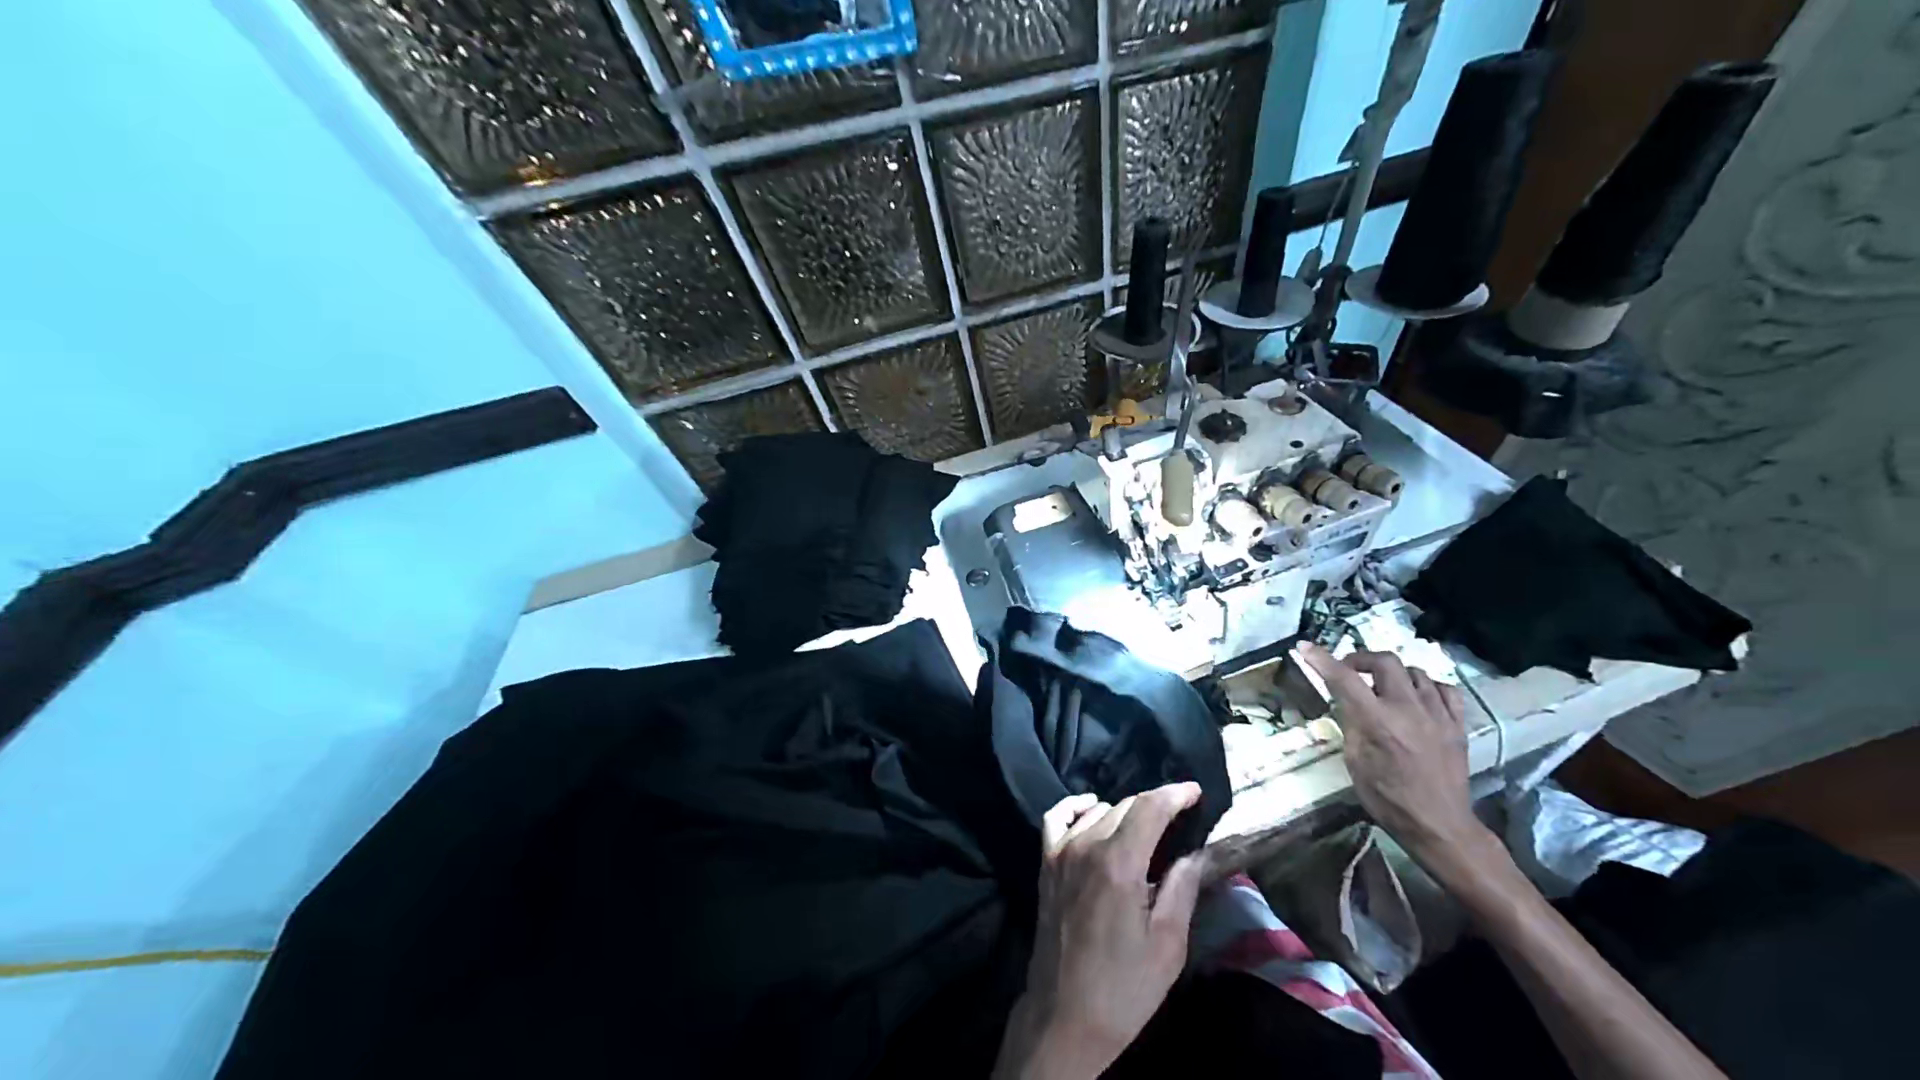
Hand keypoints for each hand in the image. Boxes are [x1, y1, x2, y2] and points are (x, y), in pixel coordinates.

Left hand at [993, 784, 1208, 1079]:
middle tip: (1180, 818)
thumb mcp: (1168, 943)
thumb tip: (1196, 851)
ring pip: (1097, 810)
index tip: (1196, 791)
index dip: (1175, 794)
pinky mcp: (1045, 864)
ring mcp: (1060, 852)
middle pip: (1125, 806)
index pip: (1149, 808)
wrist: (1066, 1014)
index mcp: (1119, 863)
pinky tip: (1093, 811)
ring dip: (1124, 812)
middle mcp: (1086, 846)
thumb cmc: (1125, 986)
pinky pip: (1057, 817)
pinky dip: (1077, 807)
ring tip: (1147, 828)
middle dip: (1156, 805)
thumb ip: (1182, 887)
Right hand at [1294, 642, 1489, 868]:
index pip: (1344, 679)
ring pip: (1415, 671)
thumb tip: (1346, 700)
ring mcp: (1437, 715)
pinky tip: (1418, 697)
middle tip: (1350, 671)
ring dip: (1393, 674)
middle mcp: (1408, 710)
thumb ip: (1351, 724)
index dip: (1322, 659)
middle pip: (1385, 662)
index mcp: (1378, 722)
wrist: (1439, 825)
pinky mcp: (1457, 725)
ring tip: (1383, 687)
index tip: (1305, 647)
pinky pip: (1444, 689)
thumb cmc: (1387, 799)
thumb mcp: (1355, 762)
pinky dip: (1426, 686)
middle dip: (1362, 659)